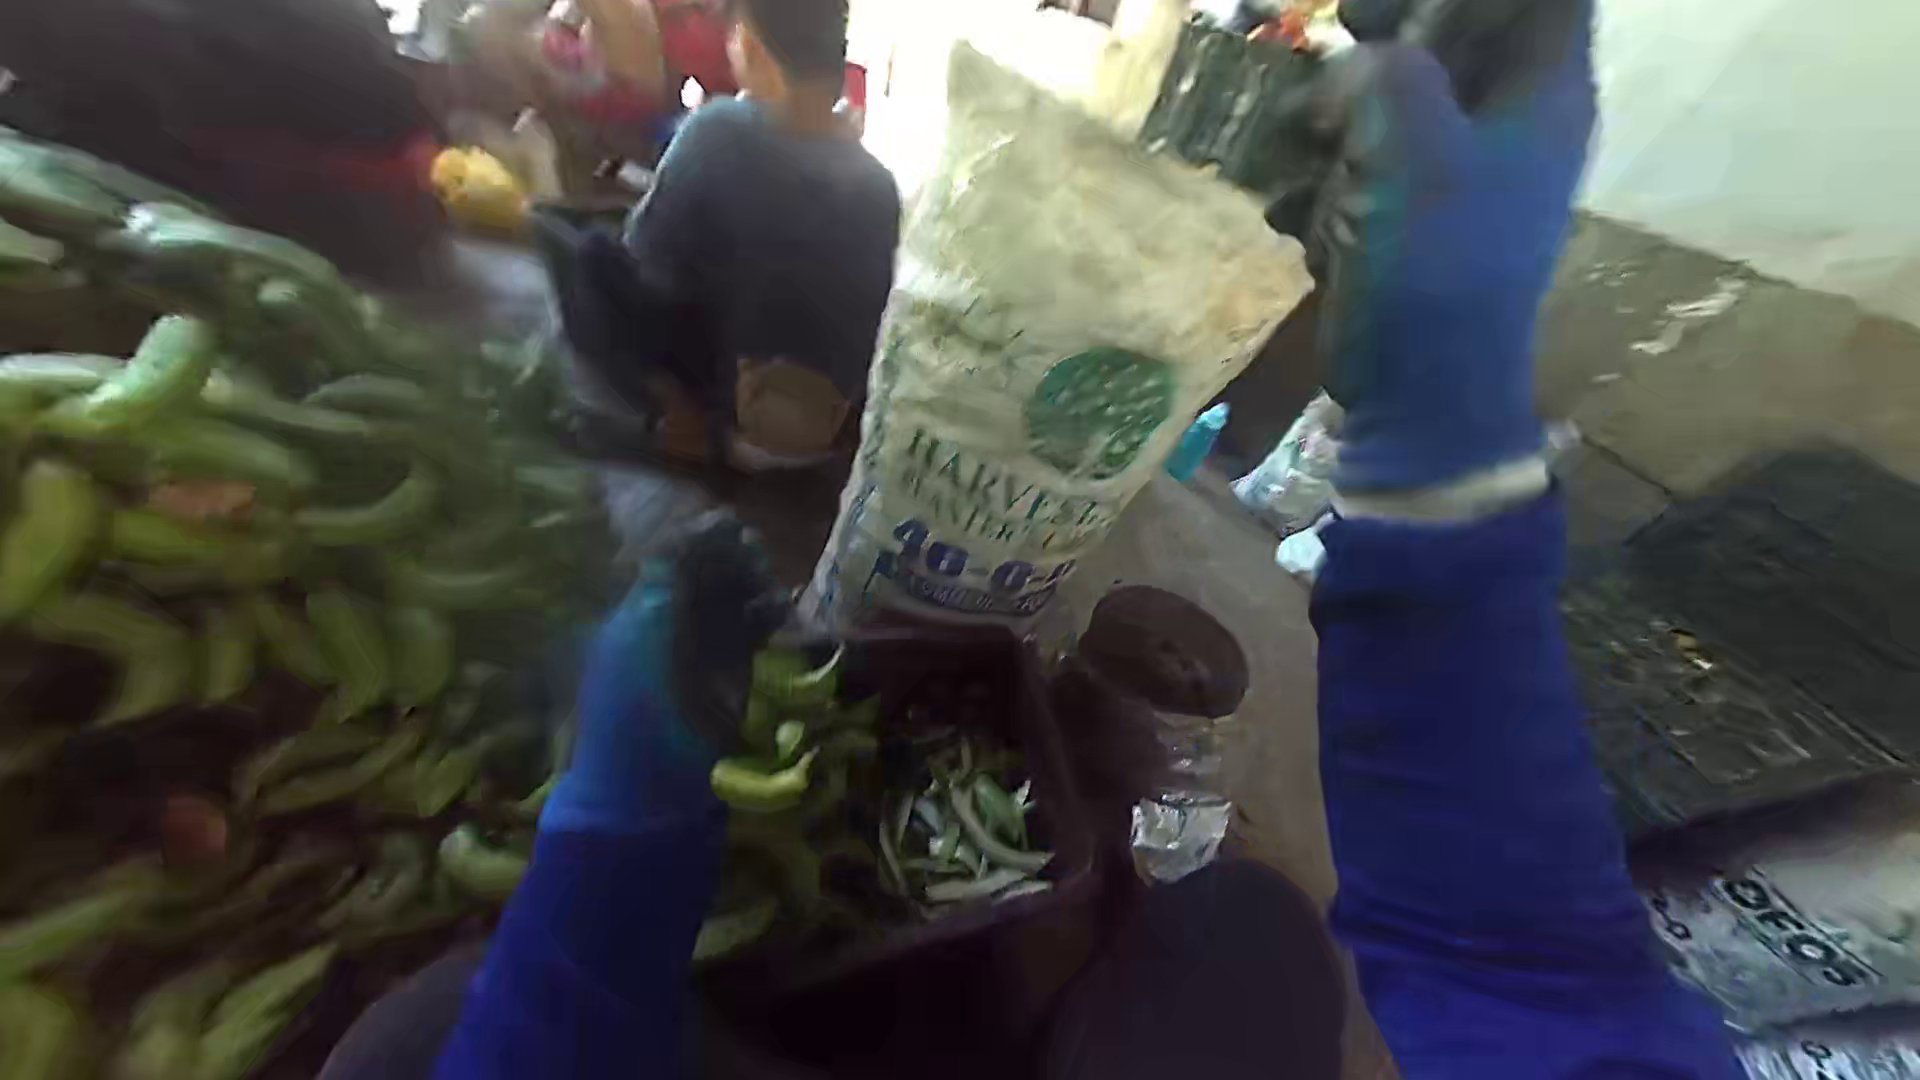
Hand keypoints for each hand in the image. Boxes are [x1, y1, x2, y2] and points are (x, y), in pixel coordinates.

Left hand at [541, 514, 788, 834]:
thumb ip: (664, 581)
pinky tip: (781, 612)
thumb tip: (688, 528)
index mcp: (642, 605)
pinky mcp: (737, 659)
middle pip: (710, 568)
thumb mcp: (640, 636)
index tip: (731, 525)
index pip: (674, 554)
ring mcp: (708, 637)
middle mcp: (676, 614)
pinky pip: (757, 622)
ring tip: (769, 587)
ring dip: (755, 581)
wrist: (654, 780)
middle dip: (733, 557)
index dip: (701, 537)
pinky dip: (771, 612)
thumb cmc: (636, 705)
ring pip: (737, 591)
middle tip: (756, 556)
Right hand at [1314, 0, 1593, 492]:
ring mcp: (1441, 192)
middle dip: (1370, 65)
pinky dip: (1316, 199)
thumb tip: (1341, 73)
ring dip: (1328, 144)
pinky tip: (1287, 220)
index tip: (1366, 10)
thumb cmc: (1431, 271)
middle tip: (1316, 71)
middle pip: (1441, 58)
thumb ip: (1383, 85)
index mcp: (1535, 94)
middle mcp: (1495, 134)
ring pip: (1383, 130)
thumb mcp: (1412, 159)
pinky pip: (1354, 192)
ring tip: (1290, 167)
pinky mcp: (1396, 238)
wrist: (1419, 387)